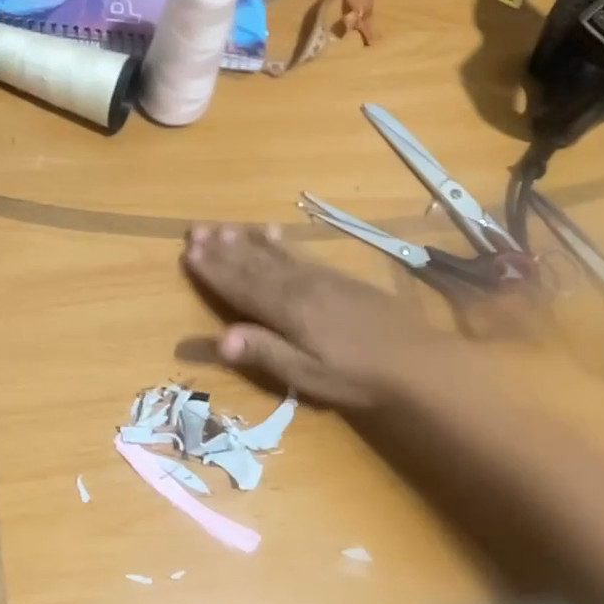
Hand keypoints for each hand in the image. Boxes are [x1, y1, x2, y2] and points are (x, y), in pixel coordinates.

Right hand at [182, 226, 452, 408]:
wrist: (415, 361)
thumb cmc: (355, 376)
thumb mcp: (306, 374)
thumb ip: (264, 353)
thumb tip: (219, 340)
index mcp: (288, 310)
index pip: (242, 286)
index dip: (214, 271)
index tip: (188, 253)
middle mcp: (300, 285)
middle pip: (254, 264)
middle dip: (222, 249)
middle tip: (195, 229)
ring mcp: (321, 278)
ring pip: (274, 253)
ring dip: (245, 241)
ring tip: (222, 227)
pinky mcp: (339, 278)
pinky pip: (299, 252)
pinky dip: (278, 241)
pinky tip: (271, 232)